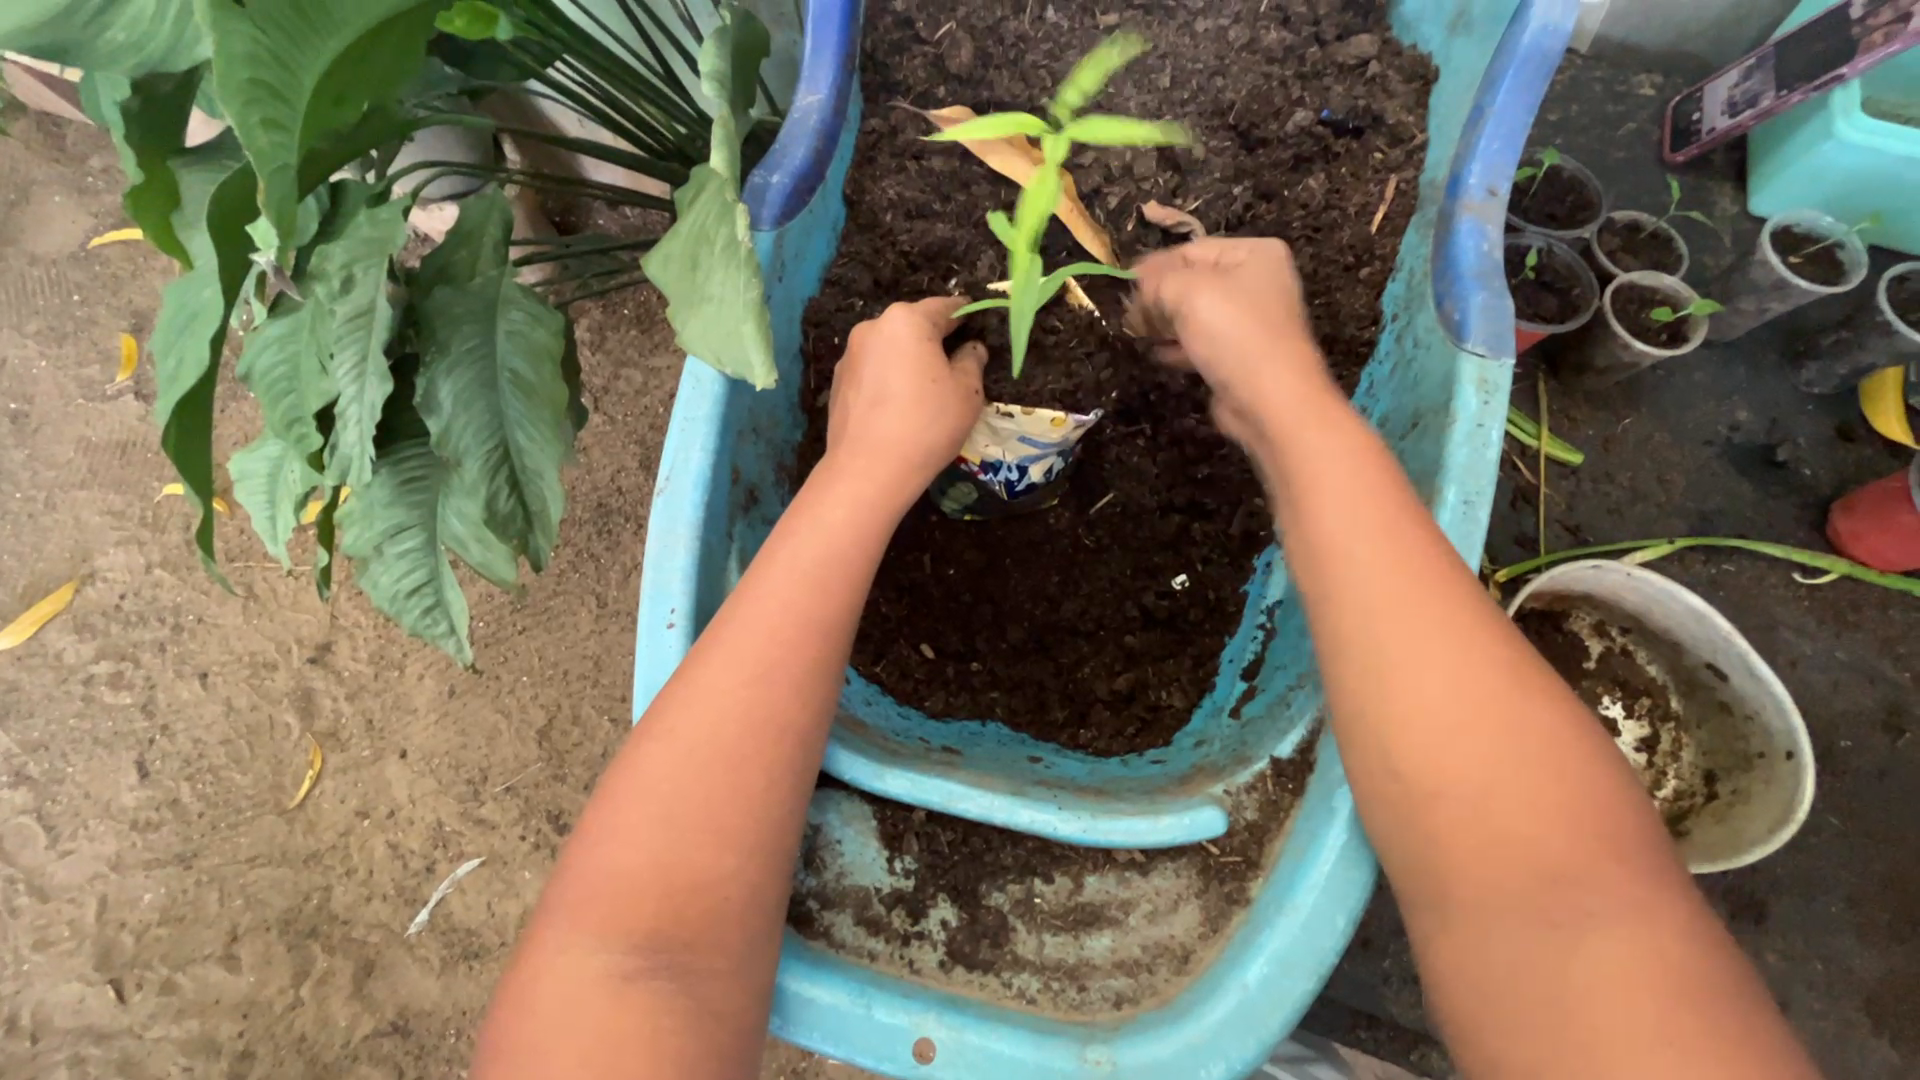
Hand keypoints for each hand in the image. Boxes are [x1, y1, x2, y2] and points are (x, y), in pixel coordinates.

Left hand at [823, 297, 987, 505]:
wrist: (869, 470)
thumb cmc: (927, 424)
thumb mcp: (966, 392)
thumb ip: (972, 361)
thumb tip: (971, 348)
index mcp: (907, 320)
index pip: (945, 307)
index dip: (965, 315)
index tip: (978, 325)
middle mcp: (873, 328)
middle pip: (913, 326)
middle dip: (934, 340)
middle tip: (955, 364)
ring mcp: (850, 355)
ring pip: (890, 349)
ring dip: (909, 361)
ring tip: (925, 391)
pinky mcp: (839, 382)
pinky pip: (873, 372)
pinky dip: (888, 380)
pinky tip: (899, 407)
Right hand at [1126, 237, 1334, 449]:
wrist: (1271, 401)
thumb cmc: (1233, 335)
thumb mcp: (1187, 292)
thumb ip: (1155, 281)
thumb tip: (1134, 284)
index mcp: (1253, 254)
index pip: (1190, 250)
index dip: (1152, 268)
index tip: (1120, 287)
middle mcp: (1256, 282)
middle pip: (1191, 282)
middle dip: (1157, 298)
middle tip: (1127, 316)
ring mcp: (1249, 321)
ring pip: (1194, 314)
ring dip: (1163, 323)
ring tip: (1136, 334)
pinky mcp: (1239, 356)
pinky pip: (1201, 342)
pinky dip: (1177, 346)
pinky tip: (1157, 354)